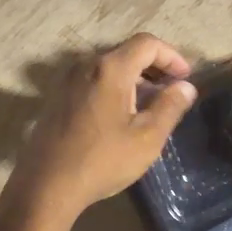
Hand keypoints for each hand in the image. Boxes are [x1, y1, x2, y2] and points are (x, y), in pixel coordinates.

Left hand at [3, 34, 197, 226]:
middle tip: (171, 91)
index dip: (171, 56)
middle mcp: (86, 65)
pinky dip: (114, 87)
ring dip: (134, 79)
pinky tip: (121, 115)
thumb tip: (186, 87)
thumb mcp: (147, 137)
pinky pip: (93, 81)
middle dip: (154, 67)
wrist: (45, 187)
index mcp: (110, 68)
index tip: (185, 77)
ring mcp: (67, 80)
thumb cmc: (102, 160)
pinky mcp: (57, 98)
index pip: (147, 43)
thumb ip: (170, 106)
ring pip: (109, 67)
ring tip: (150, 105)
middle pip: (127, 52)